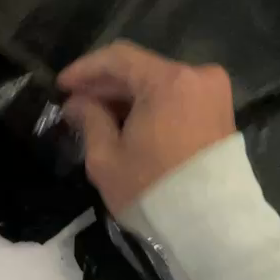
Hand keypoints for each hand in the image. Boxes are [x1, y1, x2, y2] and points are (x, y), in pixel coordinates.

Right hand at [59, 42, 236, 217]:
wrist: (210, 221)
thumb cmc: (151, 188)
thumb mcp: (106, 157)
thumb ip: (90, 120)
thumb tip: (77, 103)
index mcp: (167, 80)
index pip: (118, 58)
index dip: (84, 69)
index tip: (60, 86)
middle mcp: (196, 76)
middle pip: (140, 69)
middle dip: (104, 86)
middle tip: (74, 104)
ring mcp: (212, 92)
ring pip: (157, 84)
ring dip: (125, 97)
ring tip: (95, 117)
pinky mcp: (219, 111)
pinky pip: (175, 98)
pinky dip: (148, 106)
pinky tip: (125, 123)